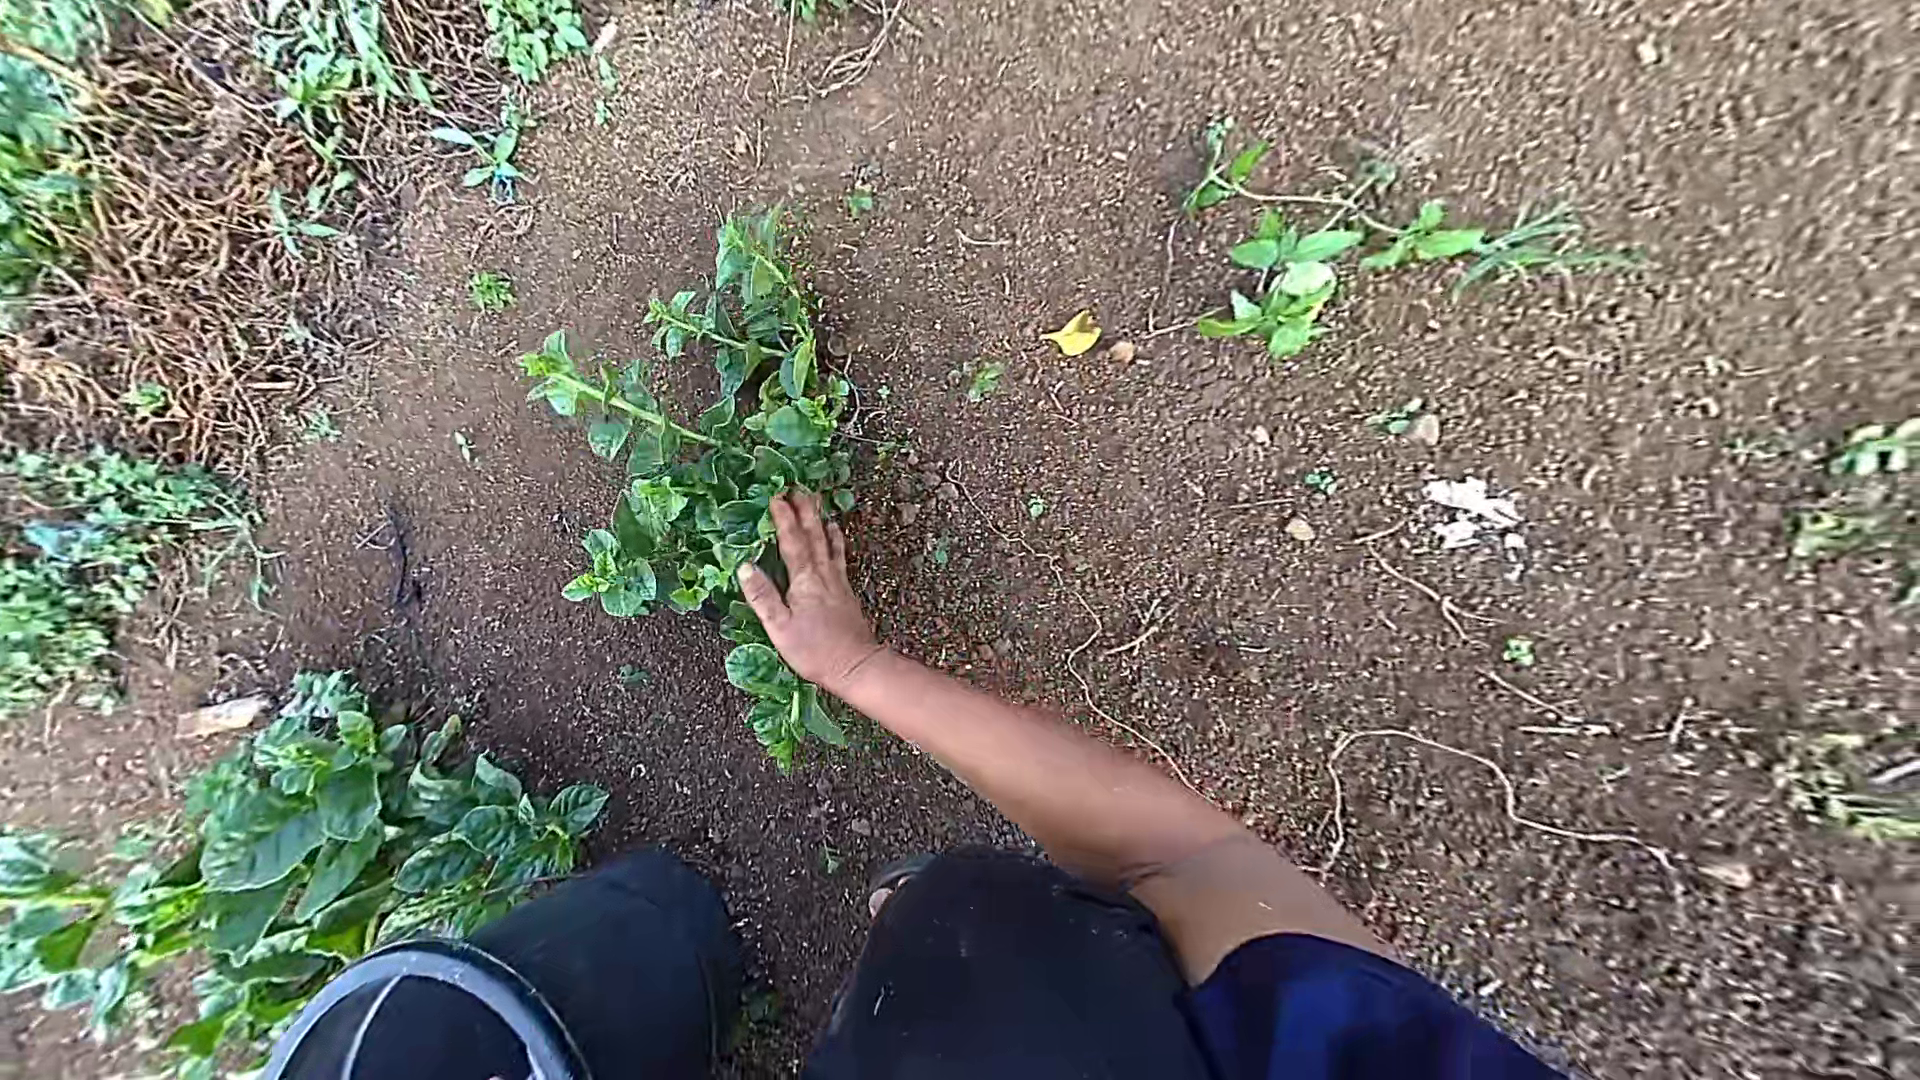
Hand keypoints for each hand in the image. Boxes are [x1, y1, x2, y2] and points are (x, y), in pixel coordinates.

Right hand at [737, 492, 885, 696]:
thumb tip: (745, 566)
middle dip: (805, 510)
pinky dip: (835, 539)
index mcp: (804, 580)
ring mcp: (838, 580)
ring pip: (828, 542)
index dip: (784, 518)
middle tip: (798, 487)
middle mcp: (823, 574)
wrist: (855, 665)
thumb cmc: (813, 650)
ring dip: (820, 519)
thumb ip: (763, 596)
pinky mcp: (846, 590)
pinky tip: (836, 534)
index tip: (775, 496)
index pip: (792, 542)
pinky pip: (839, 555)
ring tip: (817, 501)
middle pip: (814, 535)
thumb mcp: (779, 628)